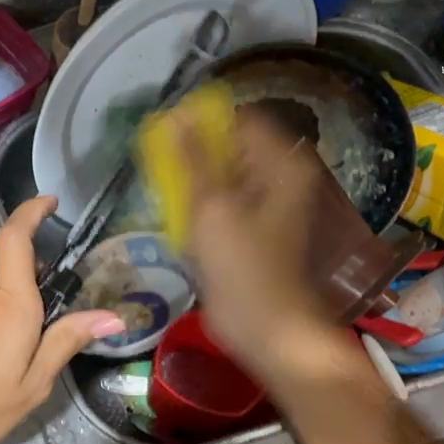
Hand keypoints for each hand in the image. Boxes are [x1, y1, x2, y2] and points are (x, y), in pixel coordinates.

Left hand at [0, 197, 123, 443]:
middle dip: (28, 302)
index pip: (17, 238)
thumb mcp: (32, 385)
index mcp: (10, 305)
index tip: (49, 202)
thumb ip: (66, 342)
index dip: (31, 211)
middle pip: (11, 280)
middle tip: (33, 348)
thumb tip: (111, 316)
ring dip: (1, 322)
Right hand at [181, 108, 346, 382]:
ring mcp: (262, 205)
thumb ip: (191, 158)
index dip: (201, 121)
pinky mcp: (246, 230)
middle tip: (162, 171)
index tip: (165, 134)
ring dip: (190, 184)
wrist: (264, 328)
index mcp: (281, 165)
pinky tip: (179, 223)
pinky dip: (196, 208)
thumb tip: (174, 115)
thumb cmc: (242, 267)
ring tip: (169, 198)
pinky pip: (216, 204)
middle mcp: (276, 178)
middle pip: (228, 147)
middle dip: (191, 154)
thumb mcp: (212, 207)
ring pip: (218, 177)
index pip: (238, 119)